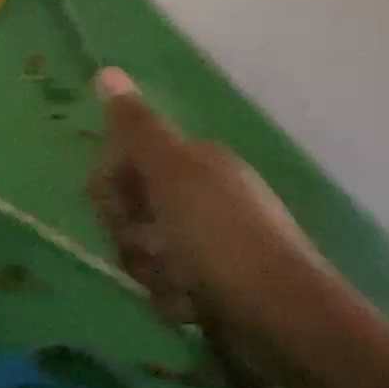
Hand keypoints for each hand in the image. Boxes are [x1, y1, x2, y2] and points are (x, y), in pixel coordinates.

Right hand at [86, 67, 329, 354]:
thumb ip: (136, 126)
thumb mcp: (172, 173)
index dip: (110, 187)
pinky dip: (171, 296)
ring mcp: (211, 239)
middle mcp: (203, 192)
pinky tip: (190, 306)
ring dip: (148, 269)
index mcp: (195, 160)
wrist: (282, 317)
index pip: (123, 161)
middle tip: (151, 248)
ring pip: (143, 249)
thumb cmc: (220, 237)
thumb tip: (106, 70)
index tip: (121, 209)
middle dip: (129, 234)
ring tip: (176, 283)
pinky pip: (166, 283)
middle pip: (130, 207)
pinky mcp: (215, 282)